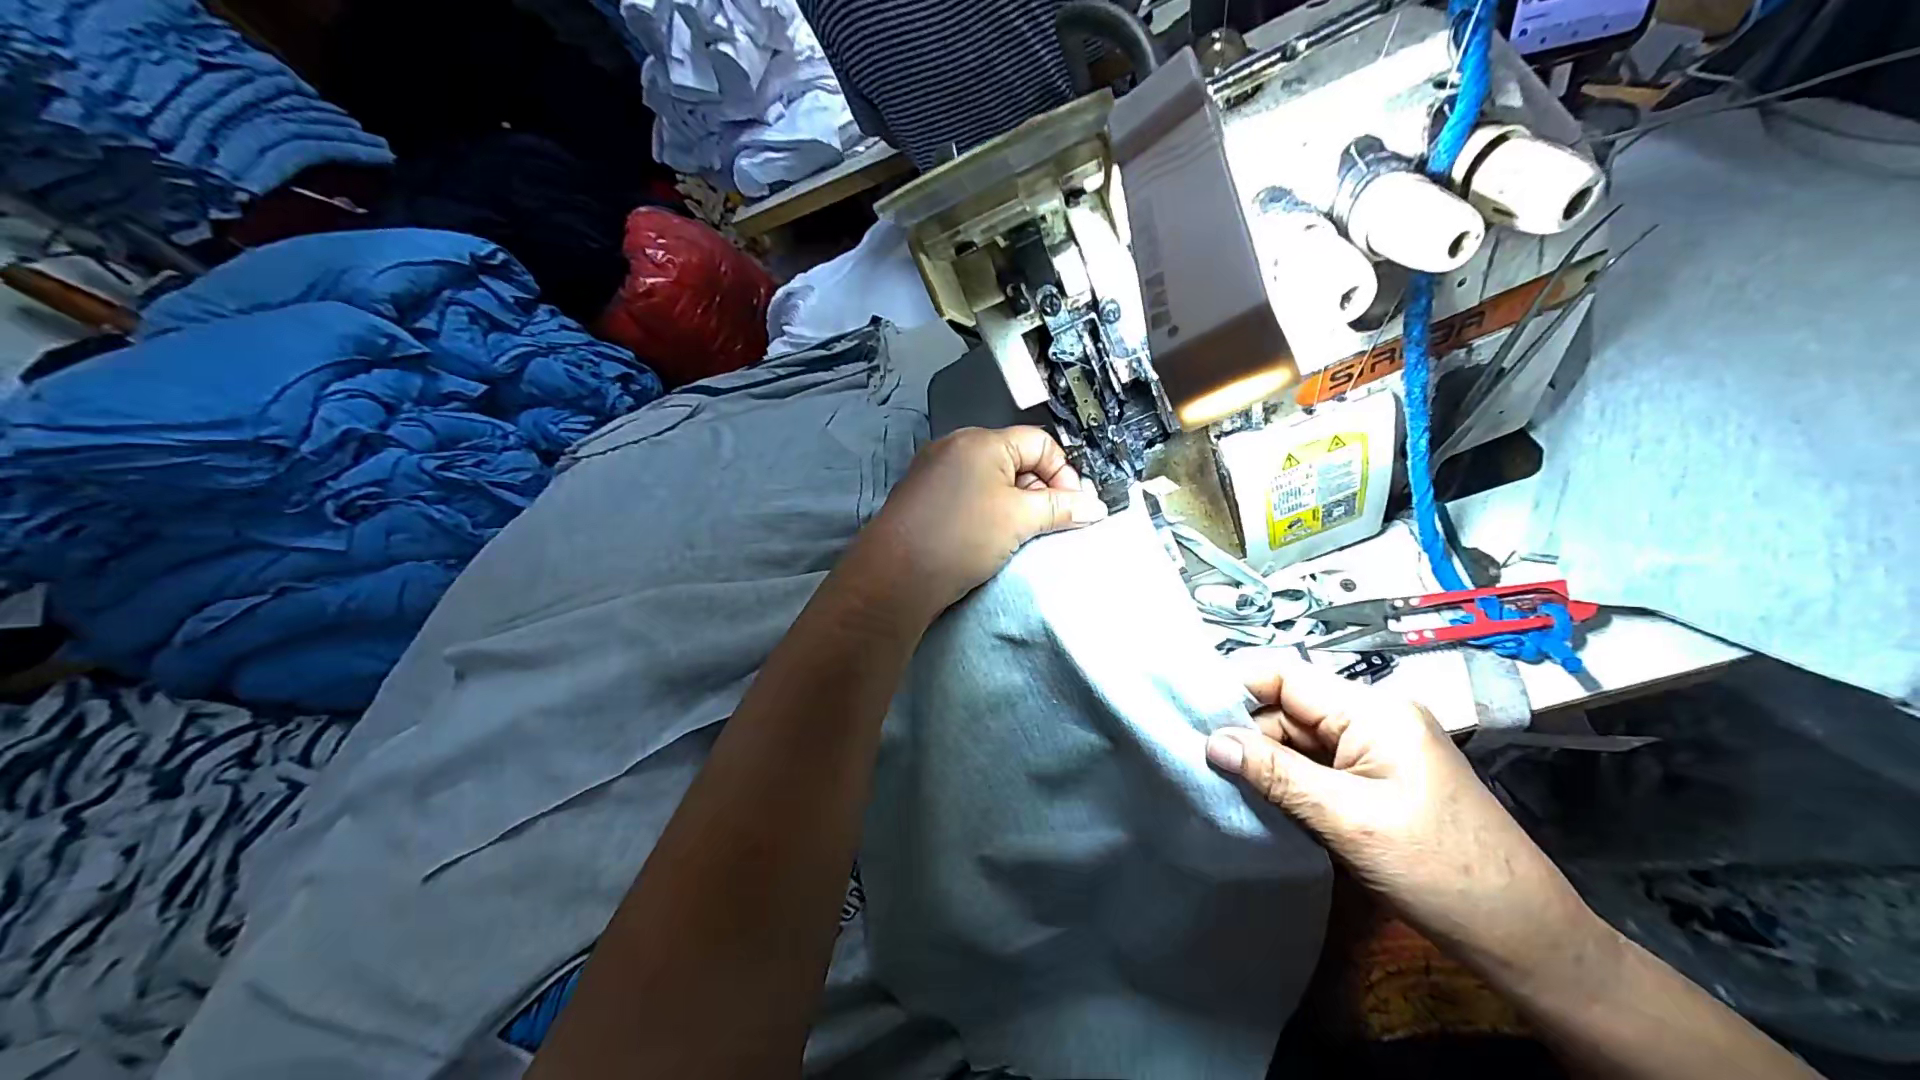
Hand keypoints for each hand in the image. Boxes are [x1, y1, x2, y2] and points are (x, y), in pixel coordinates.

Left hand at [847, 426, 1108, 620]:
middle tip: (1048, 524)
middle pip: (1016, 458)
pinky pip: (967, 492)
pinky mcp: (922, 494)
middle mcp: (955, 446)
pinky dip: (986, 510)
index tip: (1072, 508)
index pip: (1041, 443)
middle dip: (1040, 489)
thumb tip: (1095, 506)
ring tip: (1018, 535)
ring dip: (1014, 502)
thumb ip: (1061, 508)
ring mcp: (934, 469)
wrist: (895, 577)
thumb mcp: (1020, 520)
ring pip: (991, 478)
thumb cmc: (960, 539)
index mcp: (981, 440)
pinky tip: (988, 537)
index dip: (1064, 474)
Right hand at [1205, 651, 1594, 977]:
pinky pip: (1314, 766)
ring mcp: (1374, 750)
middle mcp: (1371, 718)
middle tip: (1201, 764)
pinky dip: (1285, 781)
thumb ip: (1275, 773)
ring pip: (1296, 740)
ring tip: (1223, 786)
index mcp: (1372, 710)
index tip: (1188, 715)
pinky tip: (1260, 800)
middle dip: (1245, 734)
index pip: (1284, 676)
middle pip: (1286, 708)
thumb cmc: (1441, 870)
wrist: (1524, 937)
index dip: (1234, 689)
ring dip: (1263, 762)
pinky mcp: (1373, 779)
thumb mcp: (1348, 819)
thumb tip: (1210, 742)